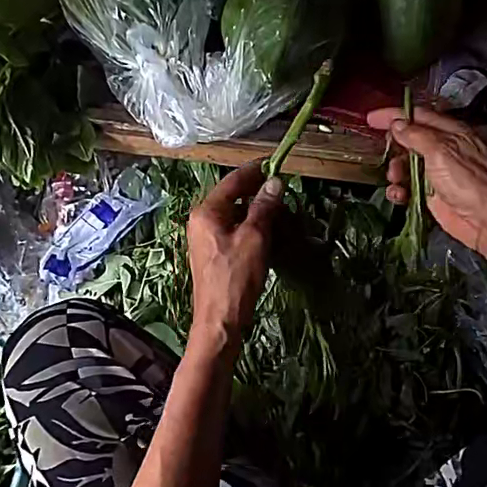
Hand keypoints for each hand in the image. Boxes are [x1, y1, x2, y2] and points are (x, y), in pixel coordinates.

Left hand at [187, 162, 285, 341]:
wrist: (220, 321)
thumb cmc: (235, 279)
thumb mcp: (255, 238)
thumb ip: (264, 207)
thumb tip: (275, 183)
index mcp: (206, 212)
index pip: (233, 181)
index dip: (256, 171)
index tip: (276, 164)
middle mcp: (201, 221)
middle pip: (234, 197)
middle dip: (260, 195)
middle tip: (285, 194)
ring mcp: (206, 239)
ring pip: (236, 216)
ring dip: (259, 214)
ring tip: (283, 216)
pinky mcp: (214, 254)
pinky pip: (235, 232)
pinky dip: (253, 230)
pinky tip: (271, 237)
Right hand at [366, 106, 486, 258]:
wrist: (483, 218)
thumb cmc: (466, 181)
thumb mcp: (440, 150)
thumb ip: (415, 135)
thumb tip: (397, 125)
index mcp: (450, 132)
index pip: (418, 116)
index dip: (394, 115)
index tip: (372, 118)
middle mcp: (443, 149)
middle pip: (410, 140)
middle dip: (394, 146)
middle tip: (384, 152)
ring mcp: (437, 173)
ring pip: (406, 165)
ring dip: (395, 170)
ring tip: (395, 178)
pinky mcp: (431, 195)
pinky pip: (408, 188)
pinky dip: (399, 190)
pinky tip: (398, 194)